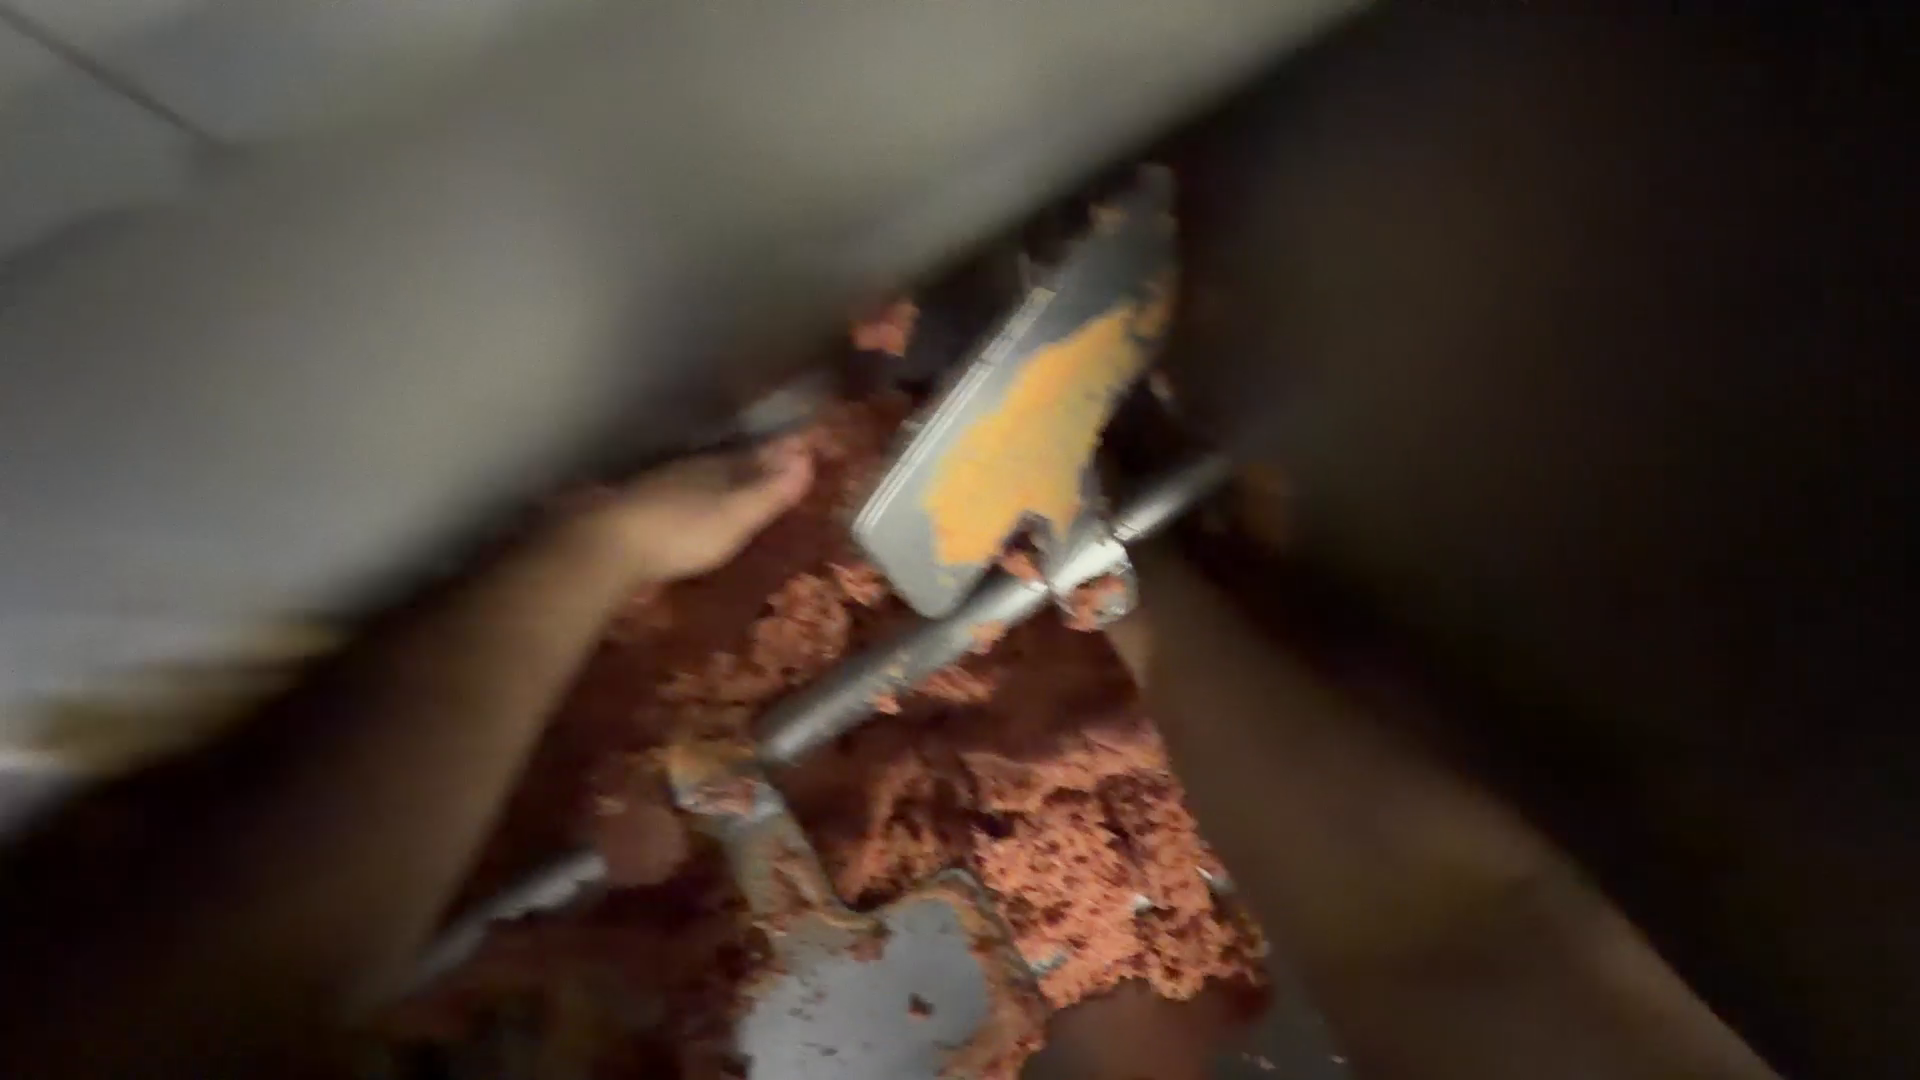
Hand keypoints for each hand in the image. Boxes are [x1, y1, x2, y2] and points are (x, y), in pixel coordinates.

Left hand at [570, 438, 814, 583]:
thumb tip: (808, 456)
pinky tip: (700, 503)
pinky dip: (703, 494)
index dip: (786, 451)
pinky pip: (687, 492)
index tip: (809, 444)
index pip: (761, 453)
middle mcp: (695, 468)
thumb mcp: (736, 515)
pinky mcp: (644, 506)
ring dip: (730, 475)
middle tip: (785, 460)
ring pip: (708, 473)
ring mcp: (666, 485)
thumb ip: (771, 490)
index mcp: (721, 467)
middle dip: (760, 459)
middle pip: (736, 460)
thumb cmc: (683, 531)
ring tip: (747, 480)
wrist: (609, 545)